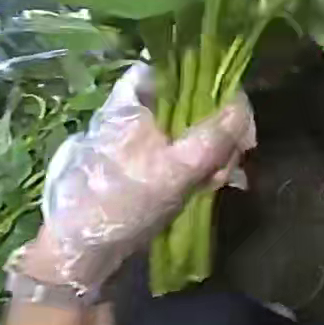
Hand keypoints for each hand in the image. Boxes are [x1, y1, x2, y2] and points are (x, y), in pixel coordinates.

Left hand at [19, 65, 254, 292]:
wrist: (79, 257)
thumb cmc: (121, 201)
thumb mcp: (175, 169)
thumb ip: (213, 137)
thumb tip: (244, 107)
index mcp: (133, 100)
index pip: (174, 68)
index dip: (207, 81)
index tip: (232, 107)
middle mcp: (135, 111)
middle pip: (190, 101)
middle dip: (218, 128)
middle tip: (234, 156)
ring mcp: (138, 139)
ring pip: (188, 129)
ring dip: (212, 152)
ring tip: (219, 180)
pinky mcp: (142, 164)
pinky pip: (179, 152)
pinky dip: (197, 166)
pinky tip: (208, 186)